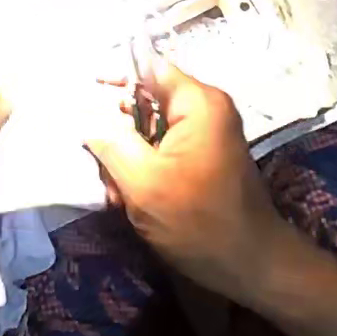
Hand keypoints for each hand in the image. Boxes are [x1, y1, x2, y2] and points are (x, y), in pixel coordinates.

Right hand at [85, 59, 303, 305]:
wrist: (253, 267)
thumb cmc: (199, 223)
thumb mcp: (144, 183)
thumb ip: (110, 142)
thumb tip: (84, 116)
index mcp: (198, 103)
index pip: (147, 68)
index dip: (112, 80)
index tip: (83, 102)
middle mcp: (206, 109)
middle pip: (147, 99)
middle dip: (118, 128)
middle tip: (99, 160)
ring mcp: (207, 133)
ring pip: (151, 127)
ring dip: (128, 152)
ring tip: (115, 188)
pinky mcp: (205, 156)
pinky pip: (164, 147)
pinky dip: (144, 165)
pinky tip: (131, 195)